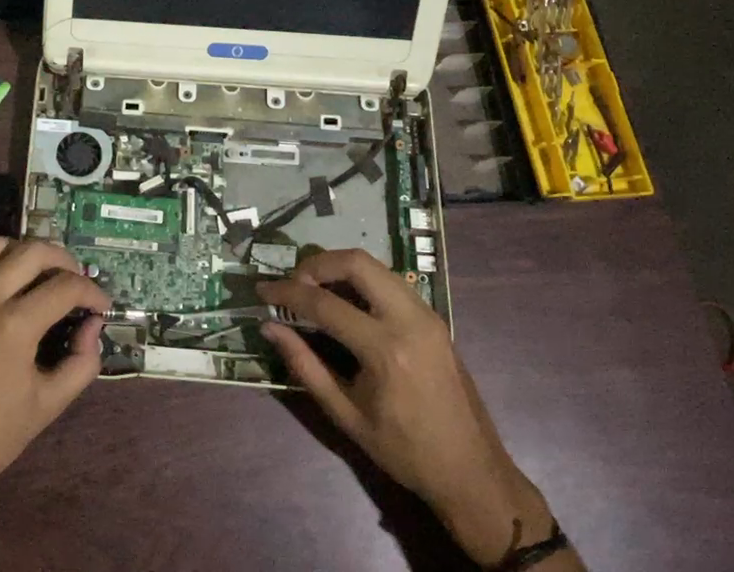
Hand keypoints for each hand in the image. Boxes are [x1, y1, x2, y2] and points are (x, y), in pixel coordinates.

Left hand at [0, 236, 109, 499]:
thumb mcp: (49, 405)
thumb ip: (82, 362)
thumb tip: (93, 326)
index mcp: (14, 327)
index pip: (66, 287)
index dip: (92, 293)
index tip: (100, 306)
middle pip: (33, 251)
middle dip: (64, 260)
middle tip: (74, 280)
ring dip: (23, 253)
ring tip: (36, 274)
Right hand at [257, 249, 557, 564]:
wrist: (471, 471)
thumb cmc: (404, 451)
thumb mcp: (346, 415)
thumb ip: (305, 365)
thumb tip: (270, 327)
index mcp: (385, 349)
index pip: (324, 303)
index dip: (286, 293)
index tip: (262, 290)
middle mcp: (409, 320)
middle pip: (356, 263)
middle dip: (316, 264)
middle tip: (292, 283)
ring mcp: (427, 315)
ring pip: (377, 266)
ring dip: (339, 268)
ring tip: (312, 289)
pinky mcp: (435, 319)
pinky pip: (392, 282)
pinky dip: (362, 281)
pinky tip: (344, 301)